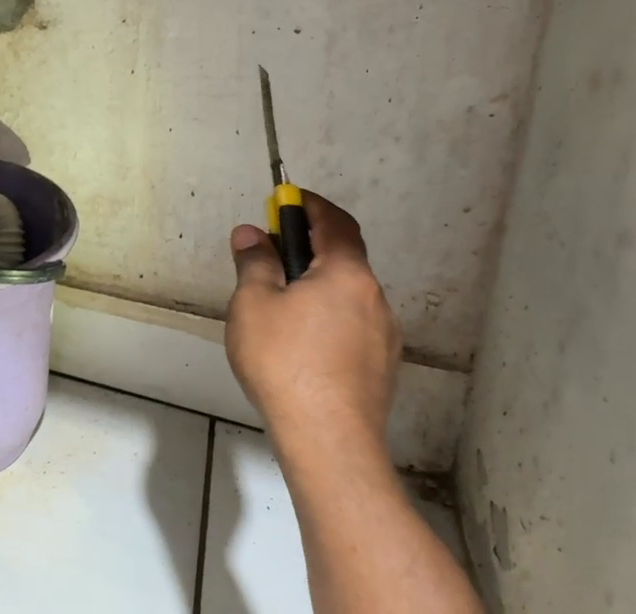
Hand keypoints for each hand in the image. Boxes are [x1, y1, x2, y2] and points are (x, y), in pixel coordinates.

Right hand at [224, 191, 400, 459]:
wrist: (327, 437)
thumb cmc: (284, 360)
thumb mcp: (253, 303)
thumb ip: (255, 263)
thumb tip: (252, 233)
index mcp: (347, 274)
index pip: (335, 223)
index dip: (310, 205)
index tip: (285, 199)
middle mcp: (374, 298)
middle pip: (343, 258)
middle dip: (307, 247)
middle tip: (268, 251)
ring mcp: (383, 336)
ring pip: (347, 294)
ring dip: (317, 284)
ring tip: (277, 302)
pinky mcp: (379, 367)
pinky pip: (351, 324)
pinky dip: (326, 314)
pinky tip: (298, 340)